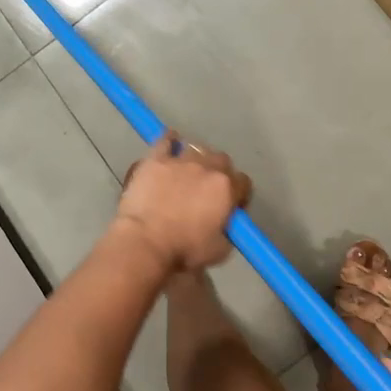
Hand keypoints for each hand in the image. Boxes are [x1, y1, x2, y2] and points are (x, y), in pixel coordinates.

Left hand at [112, 133, 250, 273]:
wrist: (146, 239)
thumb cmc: (184, 248)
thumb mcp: (220, 250)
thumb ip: (228, 230)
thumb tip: (225, 224)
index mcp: (226, 188)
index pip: (244, 182)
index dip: (239, 194)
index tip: (231, 206)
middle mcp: (207, 167)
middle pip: (222, 160)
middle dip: (219, 172)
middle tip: (208, 189)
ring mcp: (180, 159)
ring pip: (196, 148)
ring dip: (197, 158)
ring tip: (188, 171)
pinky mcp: (156, 157)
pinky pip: (166, 140)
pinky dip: (171, 139)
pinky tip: (171, 141)